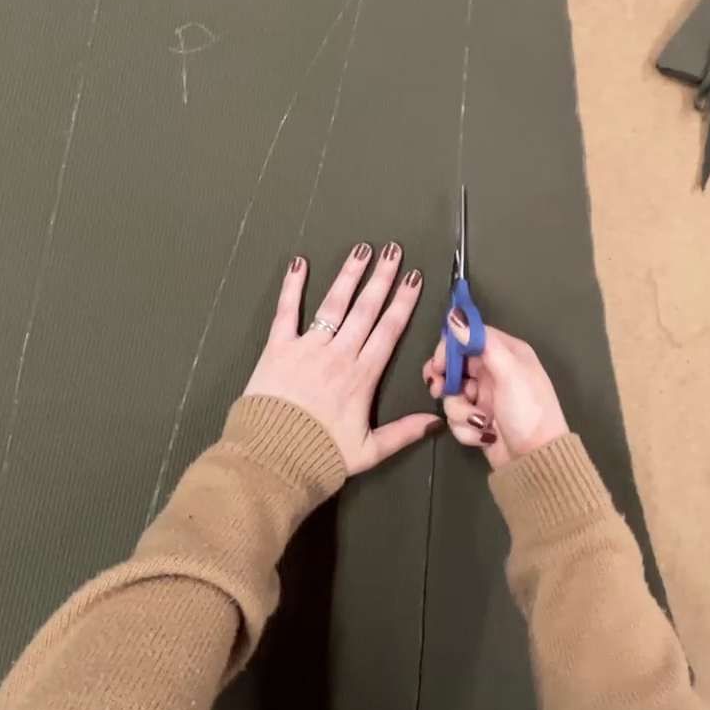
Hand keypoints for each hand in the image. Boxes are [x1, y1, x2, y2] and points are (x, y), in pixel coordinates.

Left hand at [245, 241, 441, 474]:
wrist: (271, 460)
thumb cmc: (320, 456)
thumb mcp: (368, 452)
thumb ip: (403, 433)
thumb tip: (438, 421)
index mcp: (362, 376)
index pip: (389, 331)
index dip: (404, 303)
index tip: (415, 278)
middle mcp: (338, 354)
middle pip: (365, 310)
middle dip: (382, 278)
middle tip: (394, 251)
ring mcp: (307, 348)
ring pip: (334, 304)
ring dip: (349, 275)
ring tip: (362, 249)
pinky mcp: (277, 348)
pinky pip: (286, 312)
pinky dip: (292, 286)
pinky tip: (299, 262)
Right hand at [423, 321, 569, 467]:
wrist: (536, 462)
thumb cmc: (529, 412)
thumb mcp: (509, 373)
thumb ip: (481, 343)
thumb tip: (455, 314)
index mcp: (507, 353)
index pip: (470, 336)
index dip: (451, 348)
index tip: (439, 363)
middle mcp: (494, 371)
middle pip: (455, 364)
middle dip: (446, 380)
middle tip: (440, 390)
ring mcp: (485, 396)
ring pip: (452, 394)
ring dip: (460, 410)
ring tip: (477, 421)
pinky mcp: (477, 419)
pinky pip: (457, 417)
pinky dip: (467, 428)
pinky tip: (484, 435)